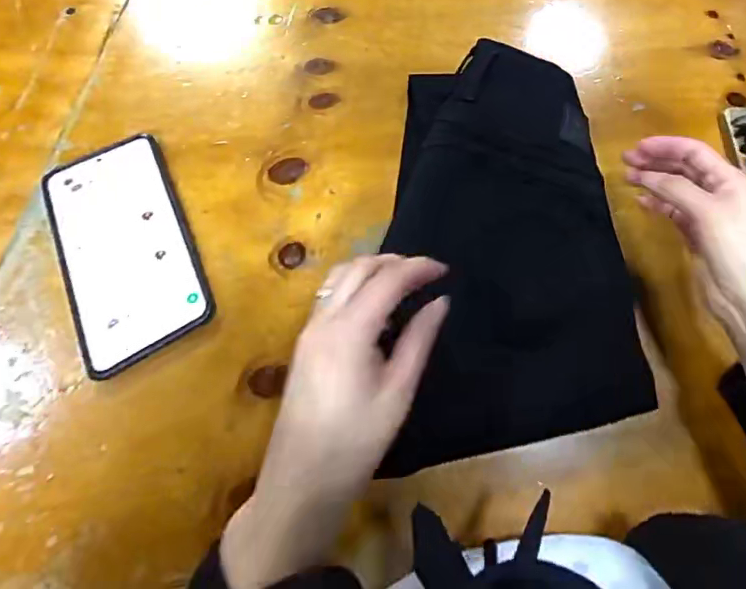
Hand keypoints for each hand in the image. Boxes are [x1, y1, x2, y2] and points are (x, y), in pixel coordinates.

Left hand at [221, 256, 450, 588]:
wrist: (300, 483)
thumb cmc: (356, 442)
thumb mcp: (398, 392)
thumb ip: (419, 339)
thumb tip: (440, 301)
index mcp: (350, 330)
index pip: (388, 279)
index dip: (418, 267)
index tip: (445, 270)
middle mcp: (325, 320)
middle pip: (360, 267)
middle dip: (395, 261)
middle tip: (426, 274)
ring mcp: (309, 329)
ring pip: (340, 275)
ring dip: (372, 268)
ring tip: (403, 281)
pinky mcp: (304, 342)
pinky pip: (330, 294)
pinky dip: (355, 284)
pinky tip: (375, 306)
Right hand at [623, 136, 745, 379]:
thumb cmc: (736, 249)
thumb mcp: (706, 212)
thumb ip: (675, 188)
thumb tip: (644, 174)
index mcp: (729, 179)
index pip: (694, 151)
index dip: (665, 145)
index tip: (637, 146)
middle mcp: (720, 192)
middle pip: (684, 168)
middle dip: (656, 161)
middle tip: (626, 160)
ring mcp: (710, 215)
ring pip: (678, 188)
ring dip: (654, 181)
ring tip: (628, 178)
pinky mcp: (700, 236)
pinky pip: (676, 211)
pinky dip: (659, 204)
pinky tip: (643, 201)